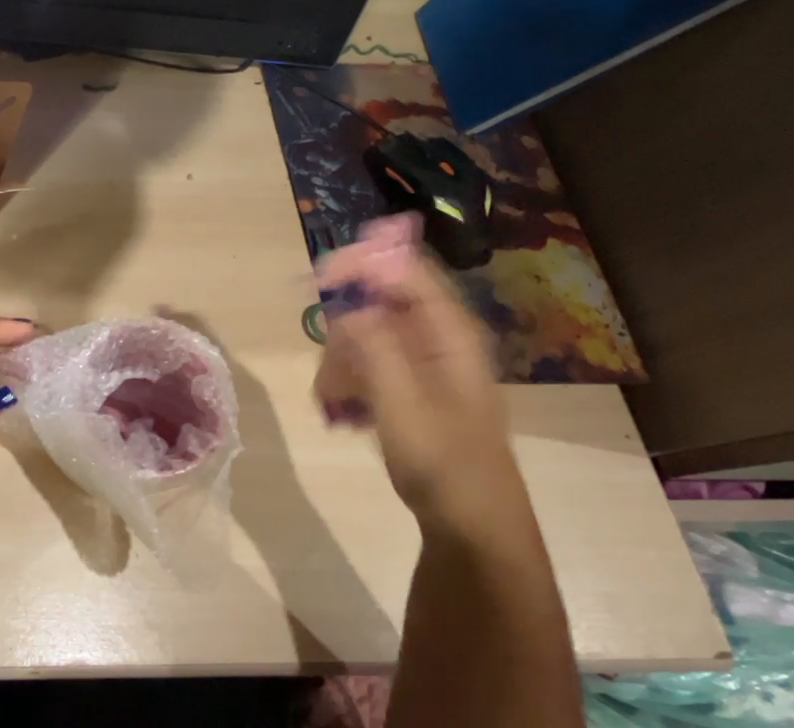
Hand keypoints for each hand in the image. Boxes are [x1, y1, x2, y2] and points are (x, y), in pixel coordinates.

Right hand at [313, 215, 521, 532]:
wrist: (474, 529)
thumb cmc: (445, 467)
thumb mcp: (403, 406)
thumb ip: (375, 347)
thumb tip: (347, 299)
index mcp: (450, 334)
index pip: (405, 269)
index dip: (362, 263)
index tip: (319, 279)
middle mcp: (439, 339)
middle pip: (375, 303)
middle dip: (342, 333)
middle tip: (330, 373)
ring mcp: (425, 364)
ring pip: (363, 336)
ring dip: (339, 364)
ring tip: (333, 406)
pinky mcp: (411, 387)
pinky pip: (366, 364)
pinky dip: (347, 382)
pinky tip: (342, 413)